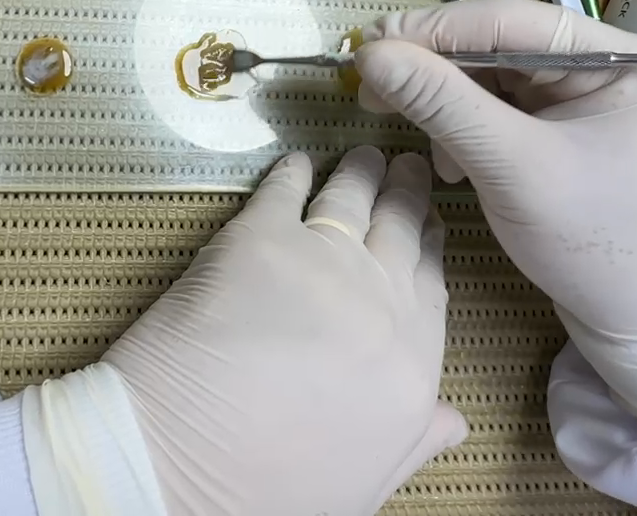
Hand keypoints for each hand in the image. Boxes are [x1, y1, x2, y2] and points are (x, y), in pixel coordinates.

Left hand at [103, 147, 466, 515]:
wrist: (183, 460)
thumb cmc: (271, 486)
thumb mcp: (364, 480)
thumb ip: (413, 437)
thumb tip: (453, 418)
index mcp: (412, 368)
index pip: (431, 289)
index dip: (430, 249)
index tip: (430, 224)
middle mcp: (378, 303)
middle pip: (399, 232)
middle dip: (406, 193)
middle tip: (407, 164)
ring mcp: (322, 261)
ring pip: (350, 200)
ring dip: (359, 172)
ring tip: (366, 153)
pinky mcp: (261, 234)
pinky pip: (285, 189)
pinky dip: (293, 171)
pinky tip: (298, 162)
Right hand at [353, 0, 636, 338]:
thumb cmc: (594, 248)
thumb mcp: (511, 169)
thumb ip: (440, 103)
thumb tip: (369, 53)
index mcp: (626, 60)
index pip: (513, 22)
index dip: (435, 29)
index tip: (369, 45)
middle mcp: (610, 62)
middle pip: (500, 42)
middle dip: (433, 66)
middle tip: (370, 83)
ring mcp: (589, 90)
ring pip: (492, 70)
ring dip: (443, 97)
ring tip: (406, 126)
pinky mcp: (567, 117)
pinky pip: (499, 100)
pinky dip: (462, 120)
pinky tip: (449, 156)